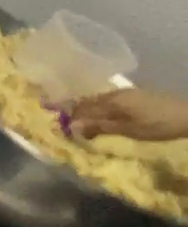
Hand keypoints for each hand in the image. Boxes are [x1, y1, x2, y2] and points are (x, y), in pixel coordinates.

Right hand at [69, 88, 187, 140]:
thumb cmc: (158, 125)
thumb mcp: (127, 130)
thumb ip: (99, 126)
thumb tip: (71, 126)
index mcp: (110, 101)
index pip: (81, 109)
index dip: (72, 120)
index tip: (68, 133)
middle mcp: (116, 93)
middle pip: (89, 103)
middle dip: (80, 115)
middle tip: (78, 130)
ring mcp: (128, 92)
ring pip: (100, 102)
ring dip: (92, 113)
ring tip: (93, 126)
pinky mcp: (138, 95)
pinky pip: (111, 101)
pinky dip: (104, 110)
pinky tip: (108, 118)